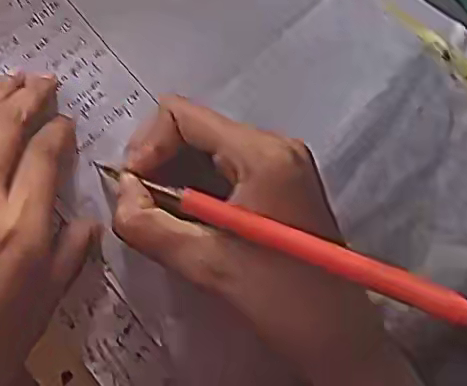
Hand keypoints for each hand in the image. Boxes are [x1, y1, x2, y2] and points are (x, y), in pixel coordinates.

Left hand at [0, 74, 98, 385]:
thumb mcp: (39, 309)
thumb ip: (68, 256)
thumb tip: (88, 220)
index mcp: (20, 227)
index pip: (46, 155)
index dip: (59, 130)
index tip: (66, 122)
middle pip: (9, 124)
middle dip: (31, 95)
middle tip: (44, 80)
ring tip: (13, 78)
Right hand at [112, 97, 416, 385]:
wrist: (346, 351)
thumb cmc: (282, 304)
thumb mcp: (206, 266)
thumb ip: (148, 224)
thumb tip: (120, 191)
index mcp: (261, 152)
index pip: (181, 114)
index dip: (147, 143)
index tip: (132, 184)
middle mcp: (272, 142)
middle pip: (191, 125)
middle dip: (158, 159)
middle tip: (140, 199)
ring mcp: (279, 159)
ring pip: (202, 144)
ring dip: (173, 172)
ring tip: (160, 212)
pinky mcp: (278, 178)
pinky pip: (219, 162)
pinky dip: (193, 183)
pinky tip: (187, 217)